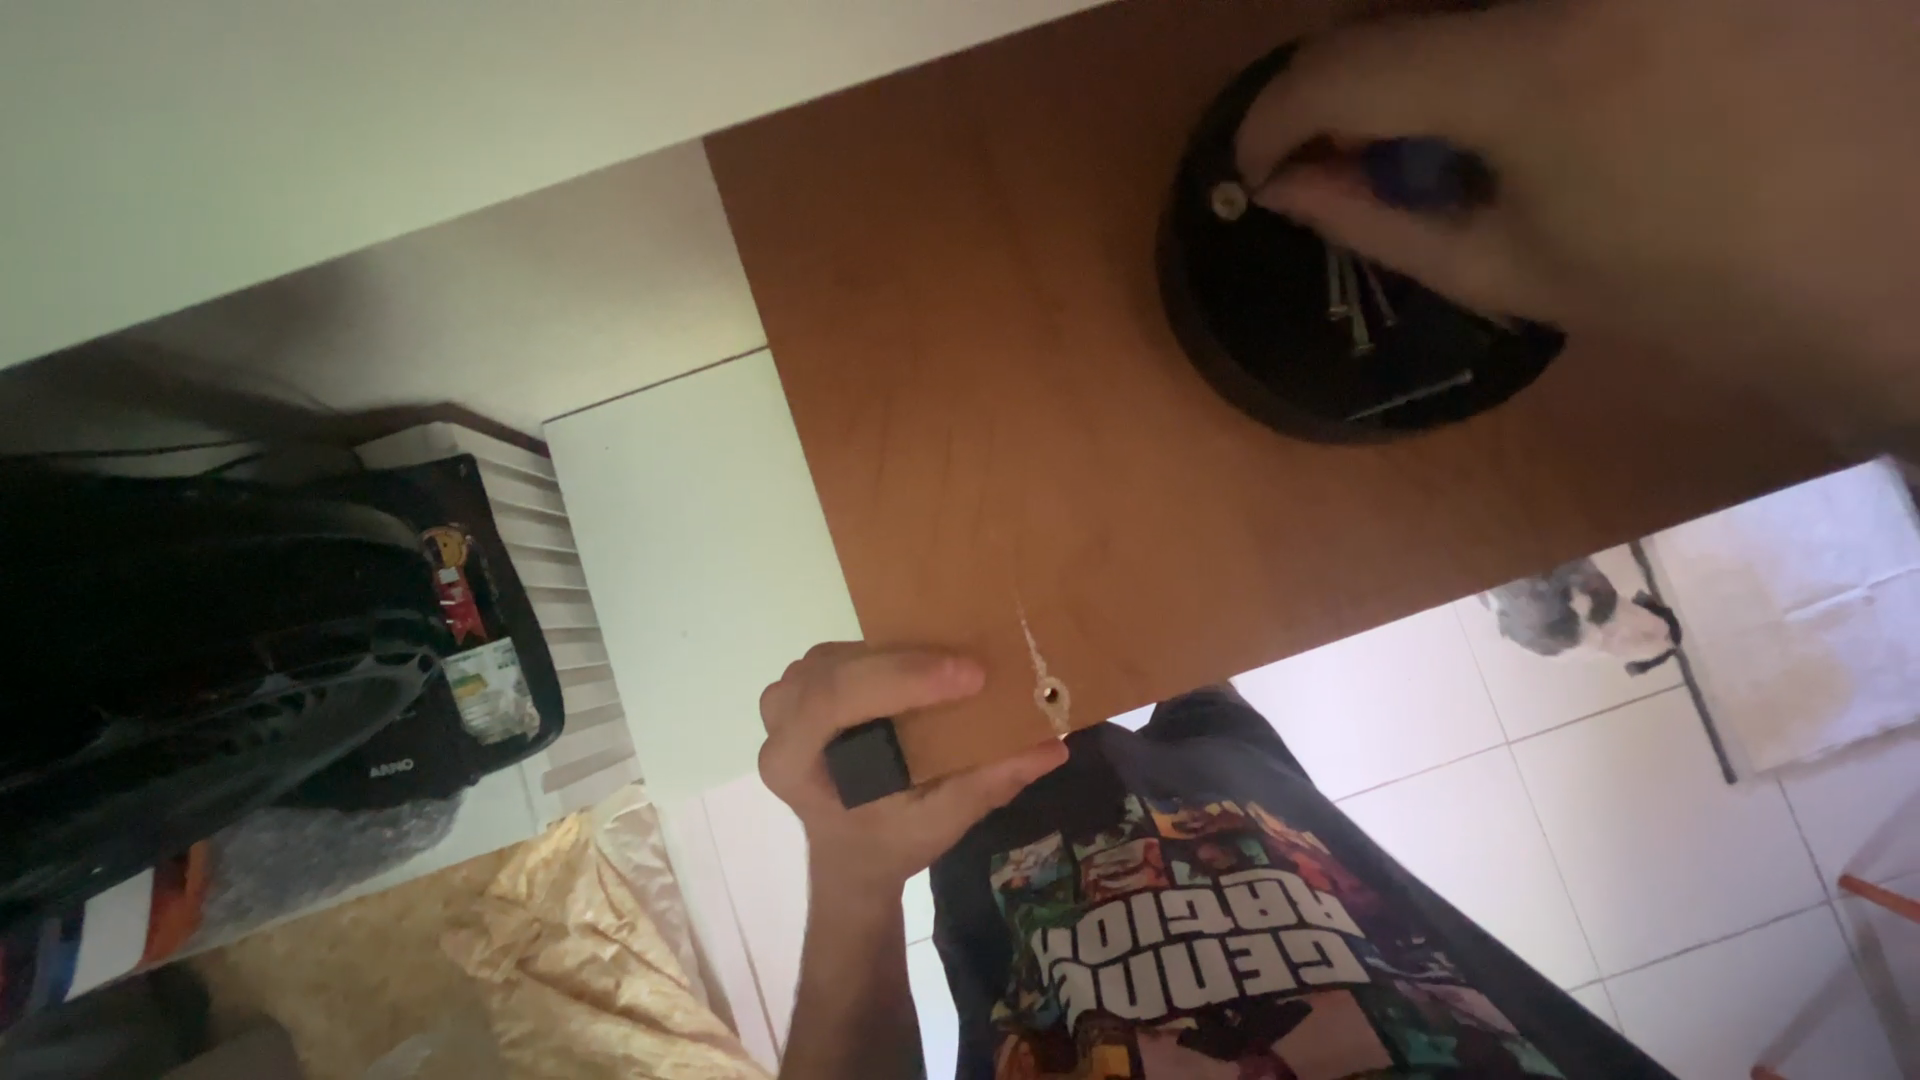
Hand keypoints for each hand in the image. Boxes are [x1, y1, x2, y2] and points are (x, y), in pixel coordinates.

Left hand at [758, 643, 1068, 895]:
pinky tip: (919, 663)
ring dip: (891, 654)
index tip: (967, 677)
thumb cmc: (887, 844)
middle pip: (834, 669)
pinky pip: (841, 652)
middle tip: (972, 668)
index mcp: (791, 763)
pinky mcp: (807, 686)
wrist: (852, 857)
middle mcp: (778, 725)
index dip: (898, 679)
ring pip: (837, 654)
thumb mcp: (938, 824)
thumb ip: (986, 784)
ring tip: (947, 666)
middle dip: (904, 663)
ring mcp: (787, 701)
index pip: (833, 701)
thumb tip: (1052, 744)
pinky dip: (882, 653)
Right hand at [1235, 0, 1919, 429]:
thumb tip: (1283, 185)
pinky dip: (1499, 36)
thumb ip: (1373, 219)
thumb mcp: (1504, 267)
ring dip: (1424, 40)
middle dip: (1348, 62)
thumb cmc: (1690, 286)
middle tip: (1349, 124)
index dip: (1273, 116)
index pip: (1343, 68)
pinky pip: (1542, 4)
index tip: (1257, 162)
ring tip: (1446, 107)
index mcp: (1542, 70)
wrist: (1911, 251)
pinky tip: (1538, 75)